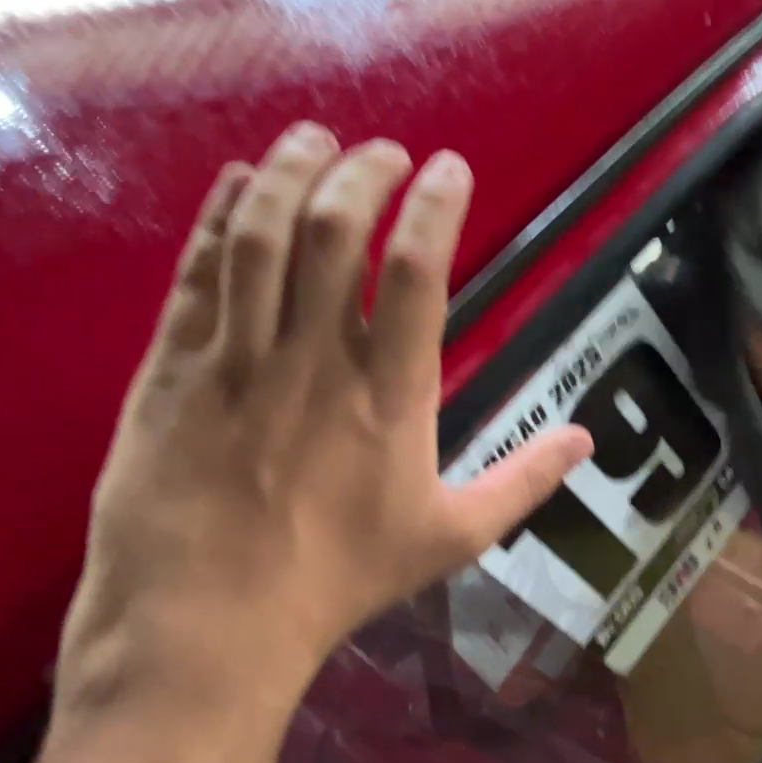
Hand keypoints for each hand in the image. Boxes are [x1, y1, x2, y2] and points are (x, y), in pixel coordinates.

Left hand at [58, 122, 591, 718]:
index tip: (449, 168)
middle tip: (384, 151)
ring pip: (262, 236)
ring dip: (289, 173)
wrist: (208, 623)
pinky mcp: (172, 368)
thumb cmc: (342, 579)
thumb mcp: (455, 536)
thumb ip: (526, 480)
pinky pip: (198, 272)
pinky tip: (236, 182)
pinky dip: (220, 216)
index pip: (419, 273)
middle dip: (362, 173)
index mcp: (391, 395)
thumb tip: (589, 440)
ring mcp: (237, 358)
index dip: (435, 207)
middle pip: (335, 232)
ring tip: (314, 139)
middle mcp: (315, 359)